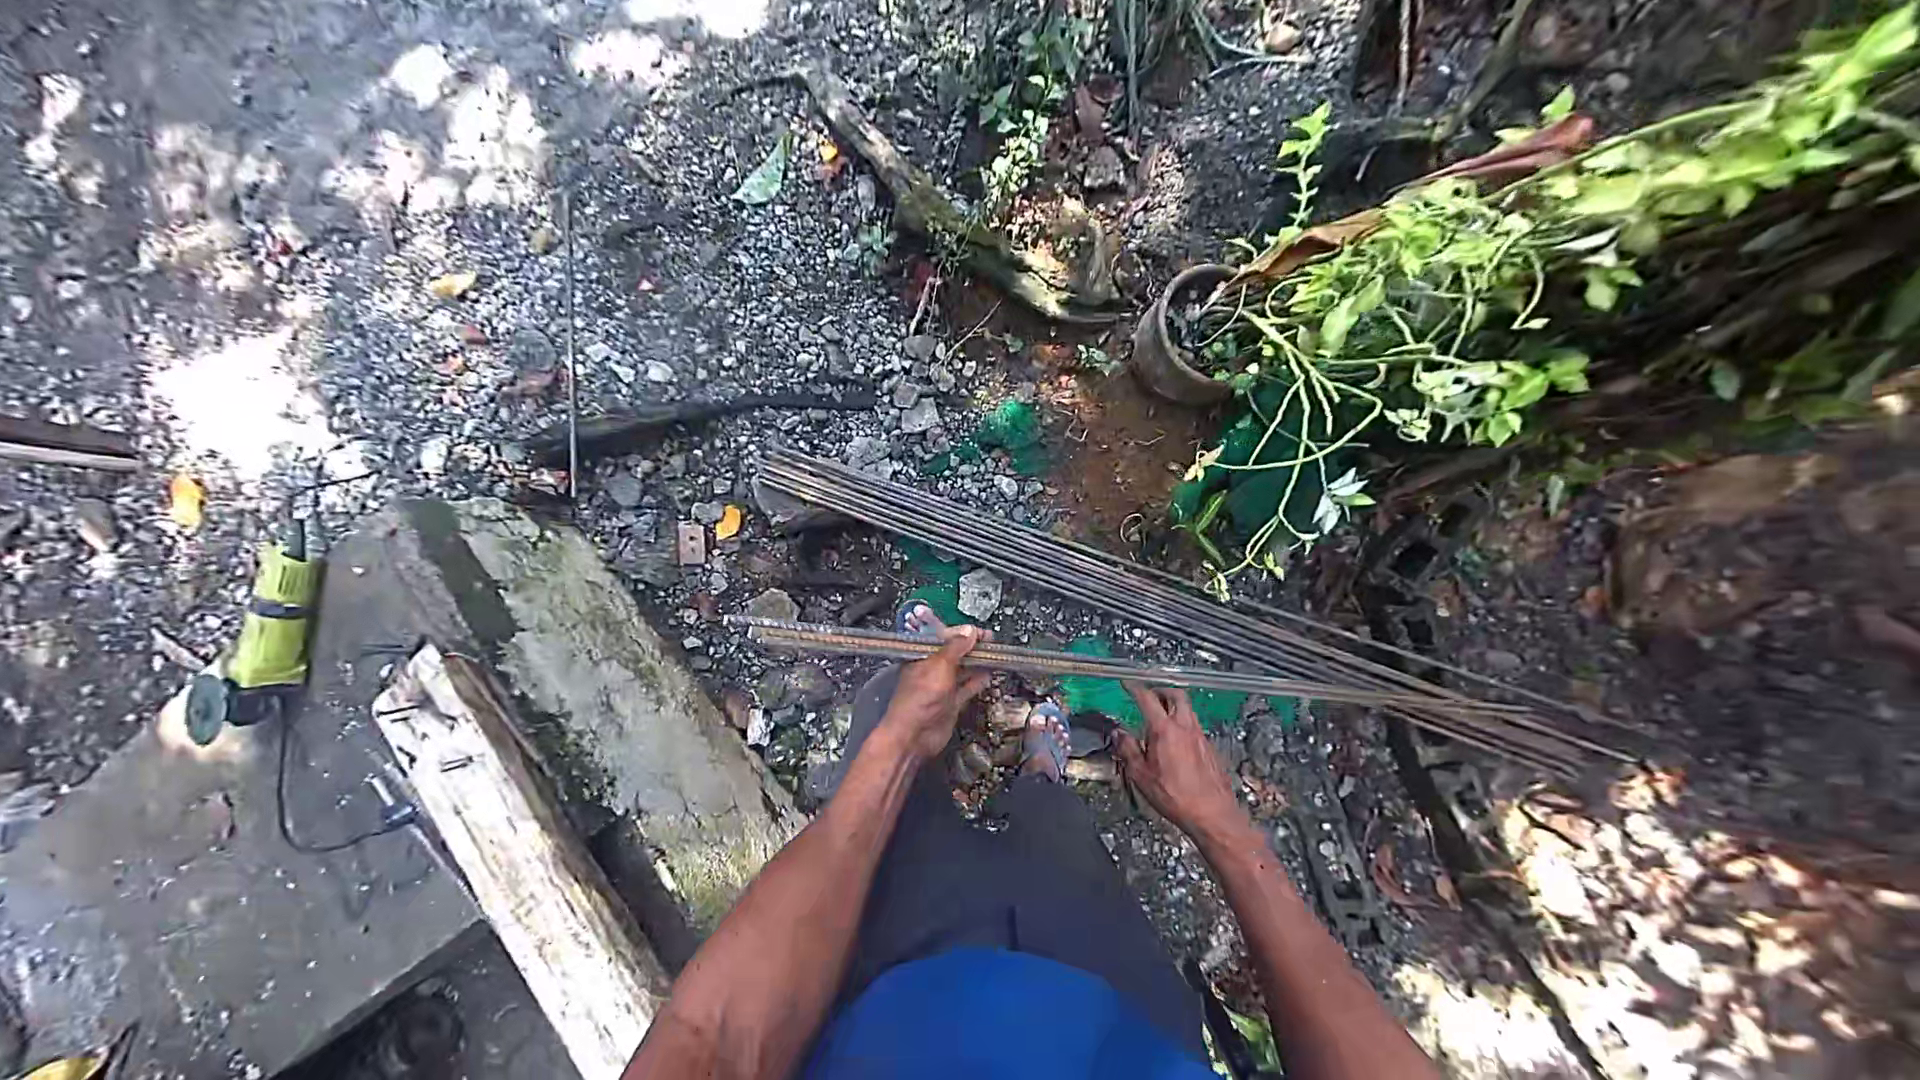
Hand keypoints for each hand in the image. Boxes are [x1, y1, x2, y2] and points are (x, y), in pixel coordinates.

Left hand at [877, 625, 992, 761]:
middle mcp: (931, 670)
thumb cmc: (916, 701)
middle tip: (990, 642)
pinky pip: (966, 688)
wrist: (913, 736)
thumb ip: (955, 648)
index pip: (945, 638)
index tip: (980, 632)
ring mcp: (941, 687)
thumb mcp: (939, 667)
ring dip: (977, 663)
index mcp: (922, 656)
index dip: (963, 634)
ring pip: (963, 670)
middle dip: (972, 647)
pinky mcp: (950, 703)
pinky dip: (977, 681)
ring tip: (993, 655)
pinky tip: (987, 675)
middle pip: (955, 653)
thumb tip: (968, 632)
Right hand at [1116, 683, 1248, 843]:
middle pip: (1176, 695)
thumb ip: (1128, 750)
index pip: (1147, 699)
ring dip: (1174, 706)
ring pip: (1188, 709)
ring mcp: (1200, 737)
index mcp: (1165, 731)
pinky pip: (1195, 726)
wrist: (1212, 815)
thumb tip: (1119, 735)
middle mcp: (1185, 728)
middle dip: (1160, 691)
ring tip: (1161, 717)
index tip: (1128, 685)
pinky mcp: (1210, 749)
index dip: (1135, 688)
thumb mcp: (1141, 775)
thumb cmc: (1178, 798)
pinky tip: (1176, 740)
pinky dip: (1183, 724)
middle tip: (1149, 695)